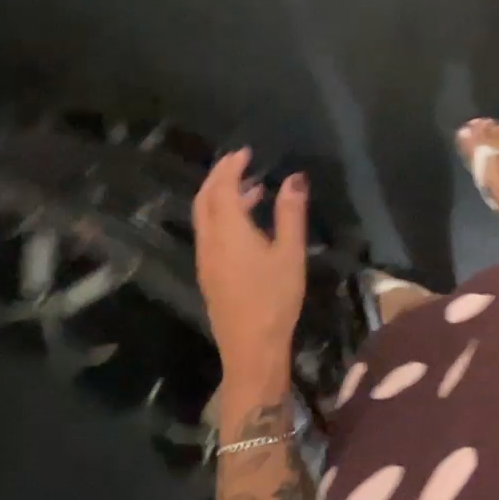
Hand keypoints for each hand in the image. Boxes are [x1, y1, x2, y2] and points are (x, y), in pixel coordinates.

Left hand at [193, 150, 306, 399]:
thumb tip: (293, 178)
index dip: (230, 167)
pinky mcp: (210, 274)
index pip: (221, 188)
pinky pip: (210, 232)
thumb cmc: (275, 297)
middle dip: (219, 177)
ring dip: (221, 197)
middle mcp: (210, 241)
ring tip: (252, 188)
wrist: (251, 347)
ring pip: (205, 217)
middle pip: (205, 200)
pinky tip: (247, 223)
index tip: (245, 152)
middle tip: (240, 162)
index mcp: (228, 232)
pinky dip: (223, 216)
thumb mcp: (290, 253)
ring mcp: (206, 259)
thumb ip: (290, 213)